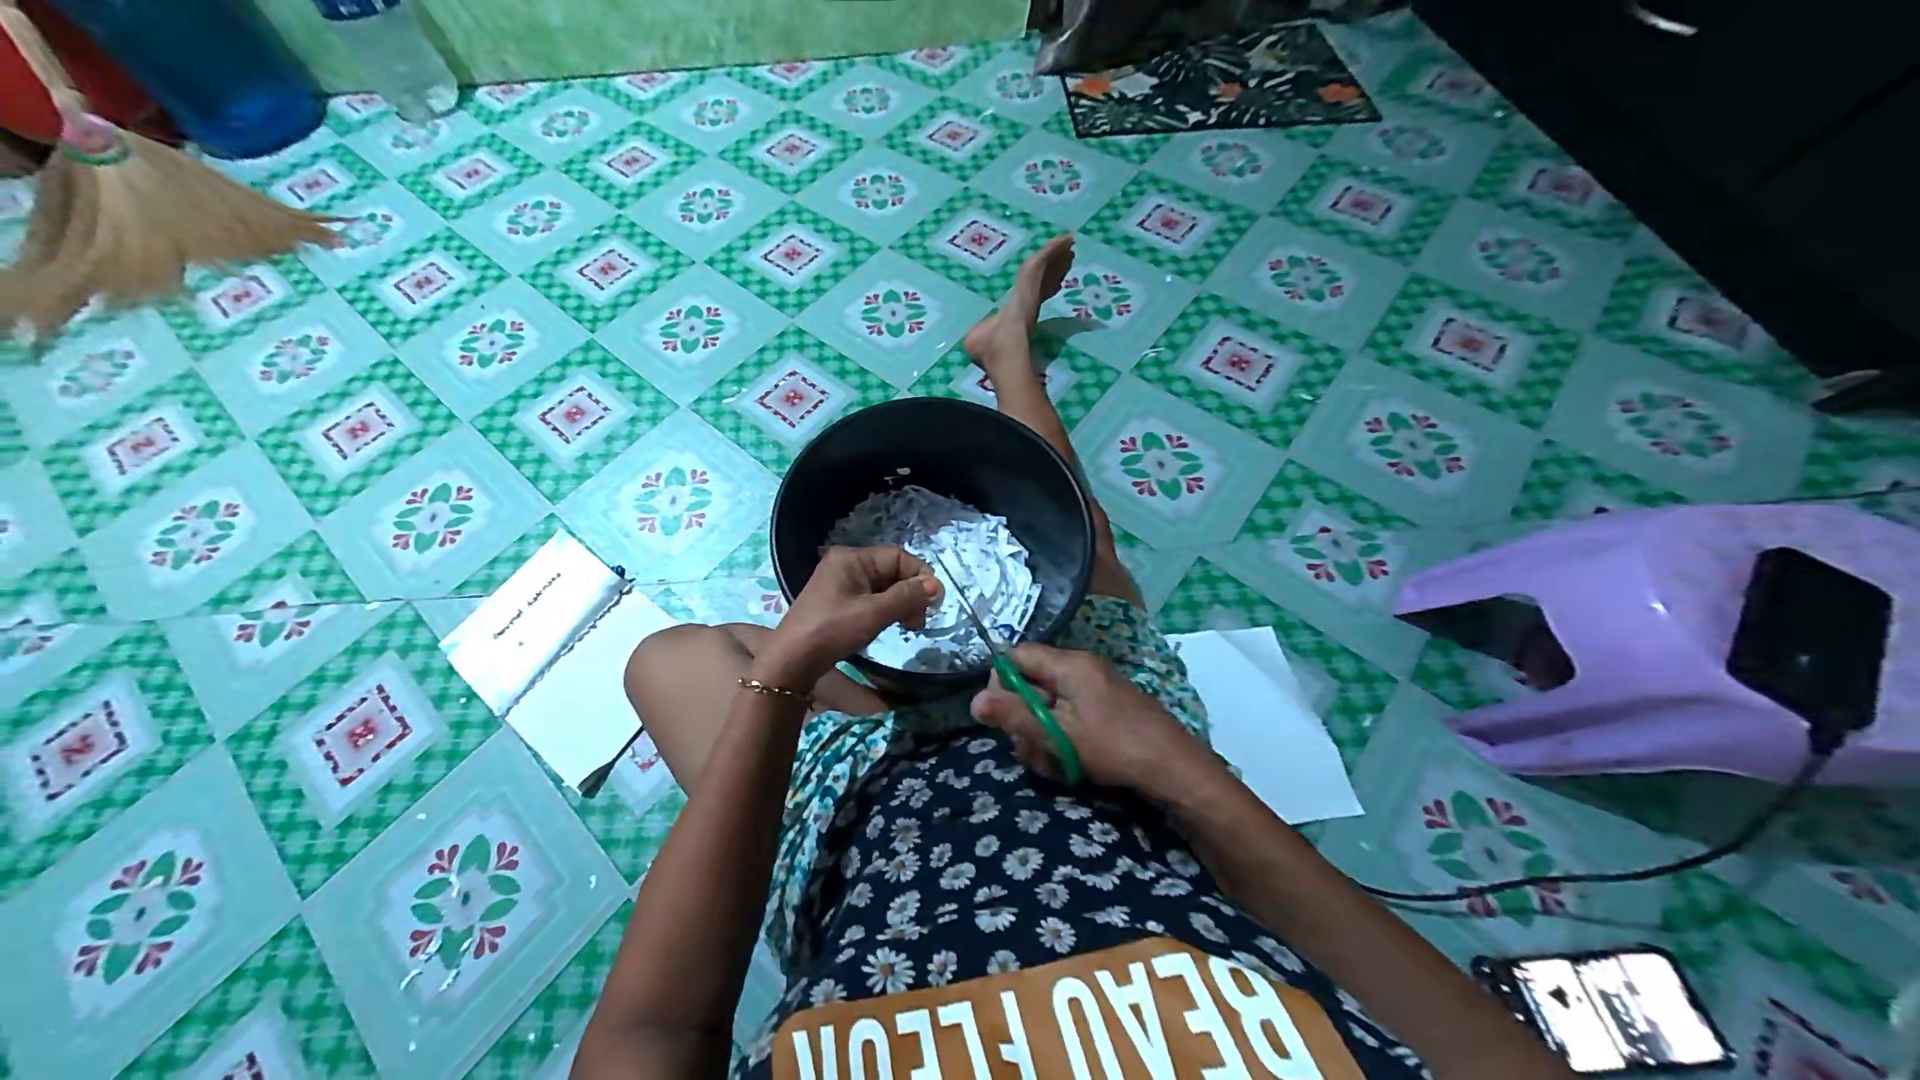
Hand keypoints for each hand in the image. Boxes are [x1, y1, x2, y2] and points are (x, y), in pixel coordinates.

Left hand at [754, 546, 941, 689]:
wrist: (792, 661)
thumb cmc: (832, 630)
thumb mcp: (873, 613)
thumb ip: (907, 597)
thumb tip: (937, 586)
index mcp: (852, 558)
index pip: (898, 557)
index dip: (920, 576)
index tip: (935, 601)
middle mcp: (846, 564)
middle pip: (891, 571)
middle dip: (911, 593)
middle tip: (920, 620)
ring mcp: (841, 583)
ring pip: (884, 587)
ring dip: (901, 603)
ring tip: (910, 626)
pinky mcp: (839, 602)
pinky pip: (872, 598)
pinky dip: (887, 610)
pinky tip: (892, 625)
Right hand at [968, 643, 1223, 798]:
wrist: (1174, 767)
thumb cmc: (1113, 746)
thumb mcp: (1058, 734)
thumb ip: (1015, 716)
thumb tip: (975, 701)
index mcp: (1070, 664)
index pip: (1017, 655)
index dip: (1001, 682)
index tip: (1001, 715)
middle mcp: (1083, 667)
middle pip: (1032, 682)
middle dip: (1023, 717)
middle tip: (1030, 749)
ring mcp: (1098, 687)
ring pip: (1050, 703)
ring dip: (1043, 733)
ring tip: (1053, 763)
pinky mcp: (1108, 706)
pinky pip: (1071, 713)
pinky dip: (1064, 736)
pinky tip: (1070, 763)